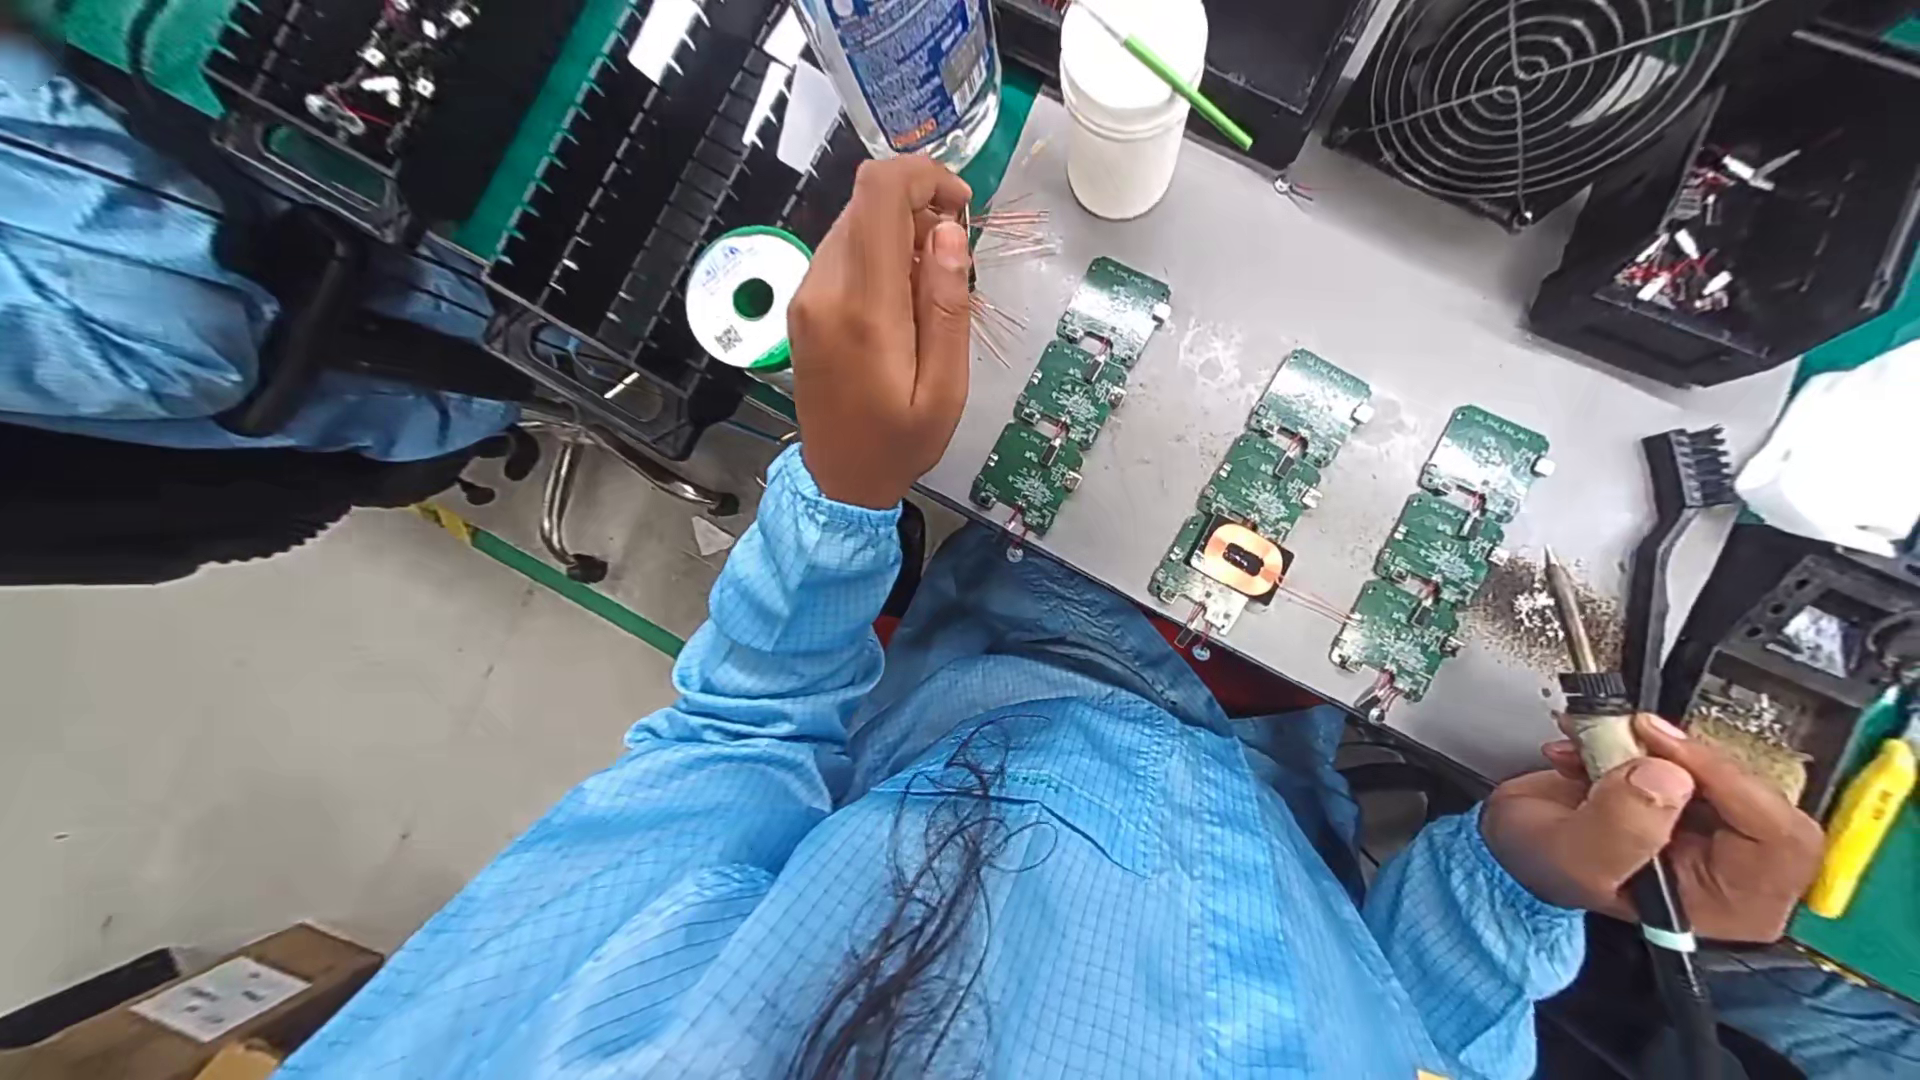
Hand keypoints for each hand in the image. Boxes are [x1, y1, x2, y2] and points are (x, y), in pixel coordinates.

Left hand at [789, 157, 973, 508]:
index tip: (959, 208)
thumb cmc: (899, 444)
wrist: (840, 480)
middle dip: (917, 213)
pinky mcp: (802, 309)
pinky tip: (897, 306)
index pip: (879, 194)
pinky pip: (840, 256)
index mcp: (864, 309)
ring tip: (927, 294)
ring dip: (898, 238)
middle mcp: (823, 290)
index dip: (924, 177)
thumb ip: (947, 307)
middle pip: (866, 204)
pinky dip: (876, 260)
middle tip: (950, 268)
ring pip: (853, 226)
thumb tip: (949, 233)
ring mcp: (805, 298)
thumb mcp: (945, 389)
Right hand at [1481, 713, 1824, 941]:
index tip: (1661, 743)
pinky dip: (1618, 737)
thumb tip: (1667, 776)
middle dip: (1678, 757)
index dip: (1726, 781)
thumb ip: (1621, 826)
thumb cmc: (1538, 864)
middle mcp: (1733, 862)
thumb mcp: (1573, 856)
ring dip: (1637, 742)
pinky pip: (1668, 752)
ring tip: (1583, 739)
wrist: (1504, 839)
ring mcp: (1701, 823)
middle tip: (1626, 733)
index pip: (1778, 835)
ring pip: (1705, 766)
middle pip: (1747, 793)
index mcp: (1734, 898)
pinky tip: (1579, 746)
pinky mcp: (1668, 790)